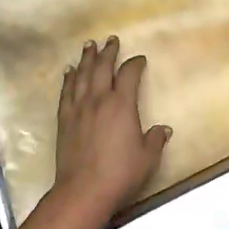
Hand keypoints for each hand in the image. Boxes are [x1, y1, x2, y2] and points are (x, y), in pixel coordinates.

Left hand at [52, 37, 170, 219]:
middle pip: (102, 67)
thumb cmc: (120, 173)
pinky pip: (66, 92)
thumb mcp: (147, 158)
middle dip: (108, 51)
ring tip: (89, 45)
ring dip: (86, 58)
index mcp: (121, 105)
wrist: (83, 189)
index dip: (135, 64)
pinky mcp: (64, 119)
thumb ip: (155, 139)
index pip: (129, 75)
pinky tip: (69, 71)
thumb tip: (164, 129)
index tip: (140, 59)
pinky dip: (68, 78)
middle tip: (111, 39)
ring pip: (82, 75)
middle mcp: (98, 99)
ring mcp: (78, 108)